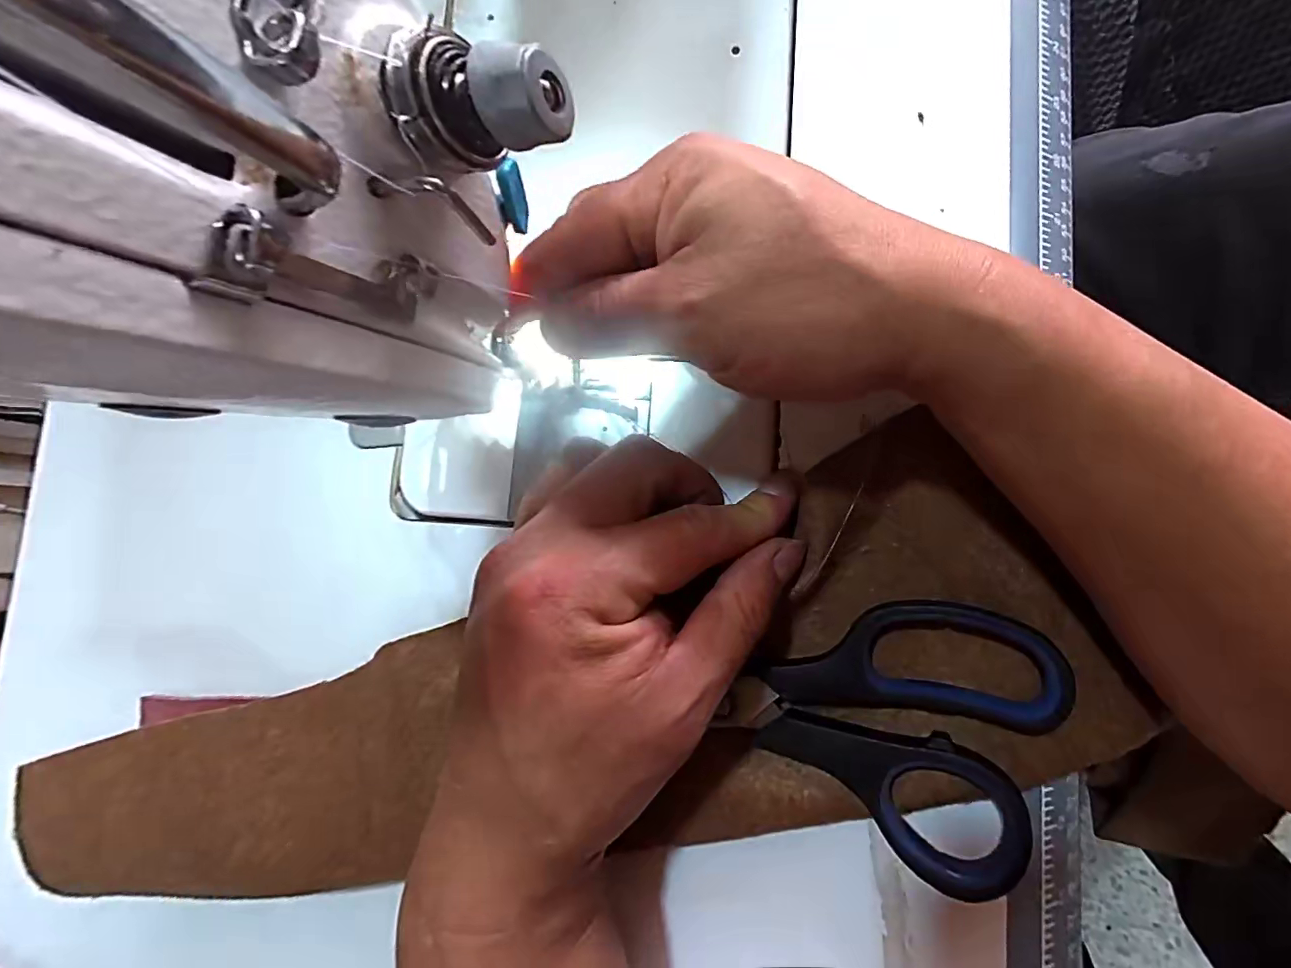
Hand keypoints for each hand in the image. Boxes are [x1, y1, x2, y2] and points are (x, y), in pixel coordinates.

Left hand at [399, 437, 804, 967]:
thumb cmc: (598, 772)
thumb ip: (740, 608)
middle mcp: (533, 544)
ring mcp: (508, 549)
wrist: (500, 825)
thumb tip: (785, 545)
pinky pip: (562, 494)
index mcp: (576, 580)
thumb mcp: (687, 696)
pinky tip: (630, 550)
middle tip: (726, 537)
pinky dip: (609, 502)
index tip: (790, 504)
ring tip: (677, 540)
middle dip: (693, 488)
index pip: (684, 526)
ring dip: (648, 488)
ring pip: (594, 467)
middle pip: (633, 465)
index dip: (747, 517)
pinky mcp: (503, 563)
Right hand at [512, 133, 1003, 400]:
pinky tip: (675, 319)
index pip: (579, 230)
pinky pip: (703, 258)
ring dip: (632, 292)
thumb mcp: (687, 316)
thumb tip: (548, 319)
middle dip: (586, 286)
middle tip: (563, 341)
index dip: (539, 281)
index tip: (513, 327)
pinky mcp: (778, 233)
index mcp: (673, 177)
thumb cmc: (800, 309)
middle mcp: (706, 174)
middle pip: (617, 233)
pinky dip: (676, 291)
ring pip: (662, 249)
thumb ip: (607, 315)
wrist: (922, 310)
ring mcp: (748, 201)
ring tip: (614, 338)